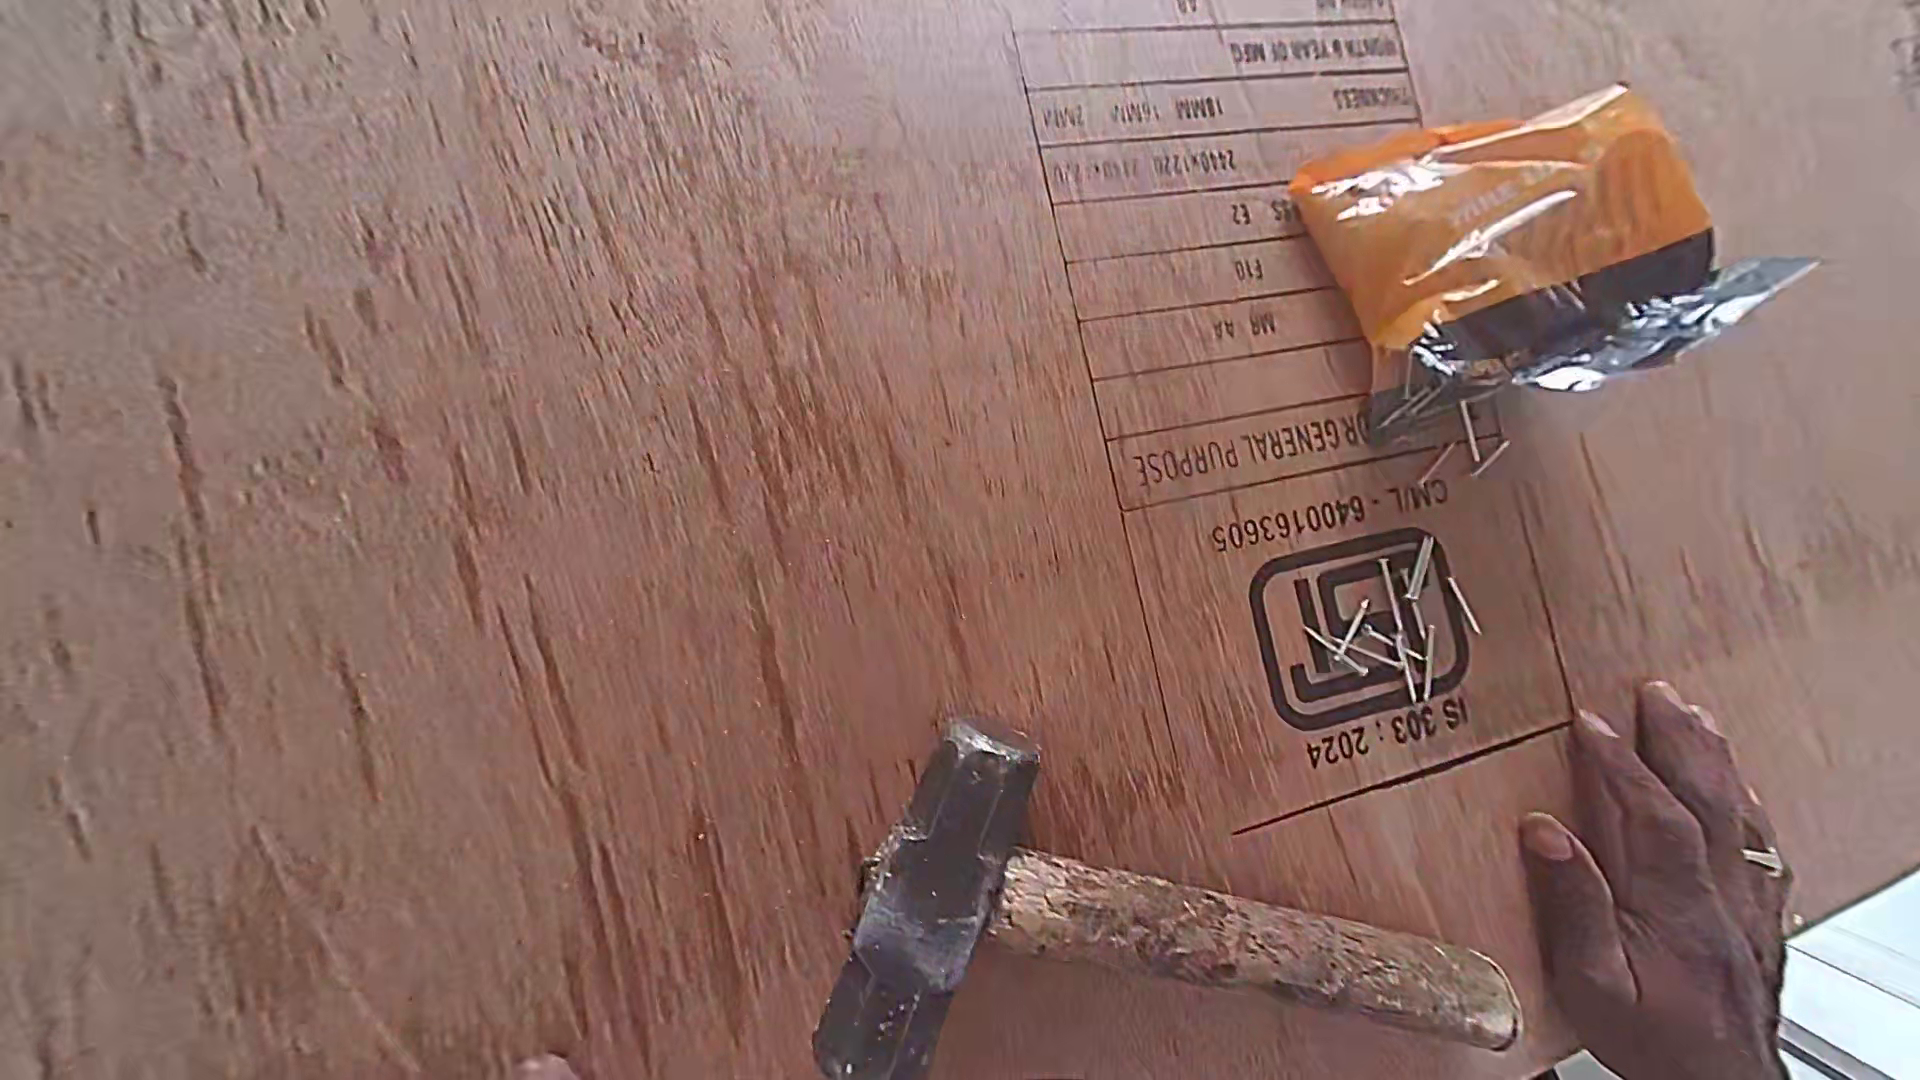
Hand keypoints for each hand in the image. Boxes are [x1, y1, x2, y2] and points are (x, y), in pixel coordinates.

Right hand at [1520, 682, 1790, 1079]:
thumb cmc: (1642, 1034)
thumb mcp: (1588, 977)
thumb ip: (1569, 902)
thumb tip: (1542, 828)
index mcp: (1677, 909)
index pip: (1657, 820)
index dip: (1624, 765)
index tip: (1590, 721)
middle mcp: (1722, 902)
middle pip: (1711, 808)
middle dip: (1681, 744)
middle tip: (1658, 694)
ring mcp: (1748, 911)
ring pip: (1741, 824)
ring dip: (1716, 764)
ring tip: (1696, 718)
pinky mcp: (1757, 922)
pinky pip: (1760, 854)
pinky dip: (1746, 809)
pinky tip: (1737, 788)